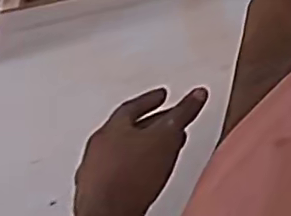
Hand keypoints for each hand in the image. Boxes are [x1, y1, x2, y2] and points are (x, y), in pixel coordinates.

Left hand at [74, 87, 207, 215]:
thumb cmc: (130, 176)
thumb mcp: (168, 134)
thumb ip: (183, 112)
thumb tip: (197, 94)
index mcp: (110, 130)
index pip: (132, 107)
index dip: (151, 99)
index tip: (162, 95)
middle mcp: (97, 150)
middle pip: (127, 129)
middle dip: (151, 123)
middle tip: (168, 120)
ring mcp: (93, 175)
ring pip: (122, 152)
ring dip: (144, 146)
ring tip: (164, 147)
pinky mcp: (96, 196)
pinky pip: (118, 172)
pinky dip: (135, 166)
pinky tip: (148, 172)